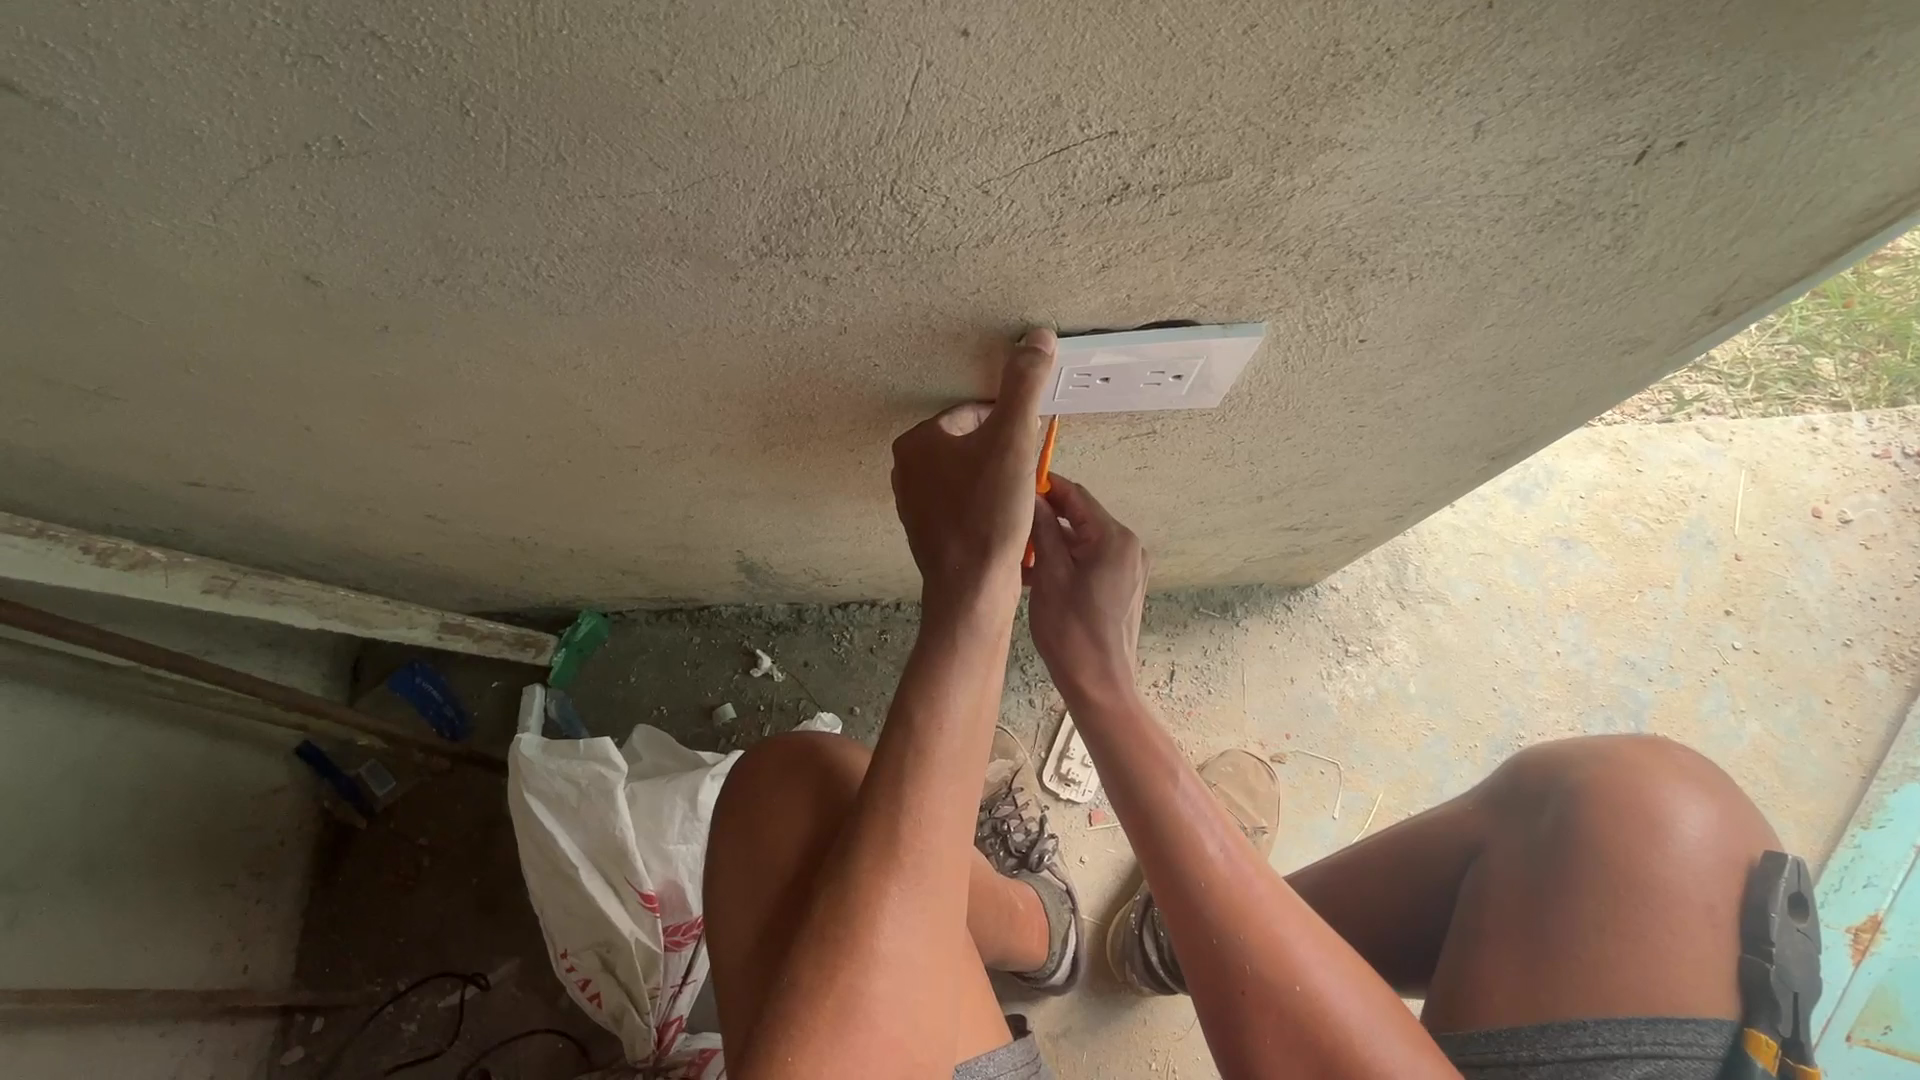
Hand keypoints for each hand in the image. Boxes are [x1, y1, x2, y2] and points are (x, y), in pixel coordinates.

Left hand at [891, 329, 1055, 604]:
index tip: (1026, 450)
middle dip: (1005, 456)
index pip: (976, 413)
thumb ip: (1024, 385)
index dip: (1011, 427)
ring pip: (972, 477)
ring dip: (1000, 483)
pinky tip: (1006, 527)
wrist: (973, 589)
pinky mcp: (931, 534)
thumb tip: (1037, 337)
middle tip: (1024, 480)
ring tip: (1016, 504)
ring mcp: (916, 506)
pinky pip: (967, 507)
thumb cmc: (988, 515)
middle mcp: (908, 471)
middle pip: (974, 445)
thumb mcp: (1014, 439)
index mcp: (917, 442)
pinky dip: (989, 511)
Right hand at [1026, 474, 1149, 703]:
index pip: (1076, 495)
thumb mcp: (1049, 575)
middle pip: (1081, 517)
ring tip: (1018, 556)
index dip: (1046, 486)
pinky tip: (1035, 576)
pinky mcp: (1123, 585)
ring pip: (1083, 541)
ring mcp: (1129, 567)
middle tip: (1010, 525)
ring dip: (1052, 544)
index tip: (1015, 486)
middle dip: (1045, 519)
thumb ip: (1042, 530)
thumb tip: (1032, 497)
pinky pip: (1090, 561)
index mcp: (1114, 538)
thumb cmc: (1071, 631)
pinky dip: (1065, 562)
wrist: (1100, 684)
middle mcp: (1128, 546)